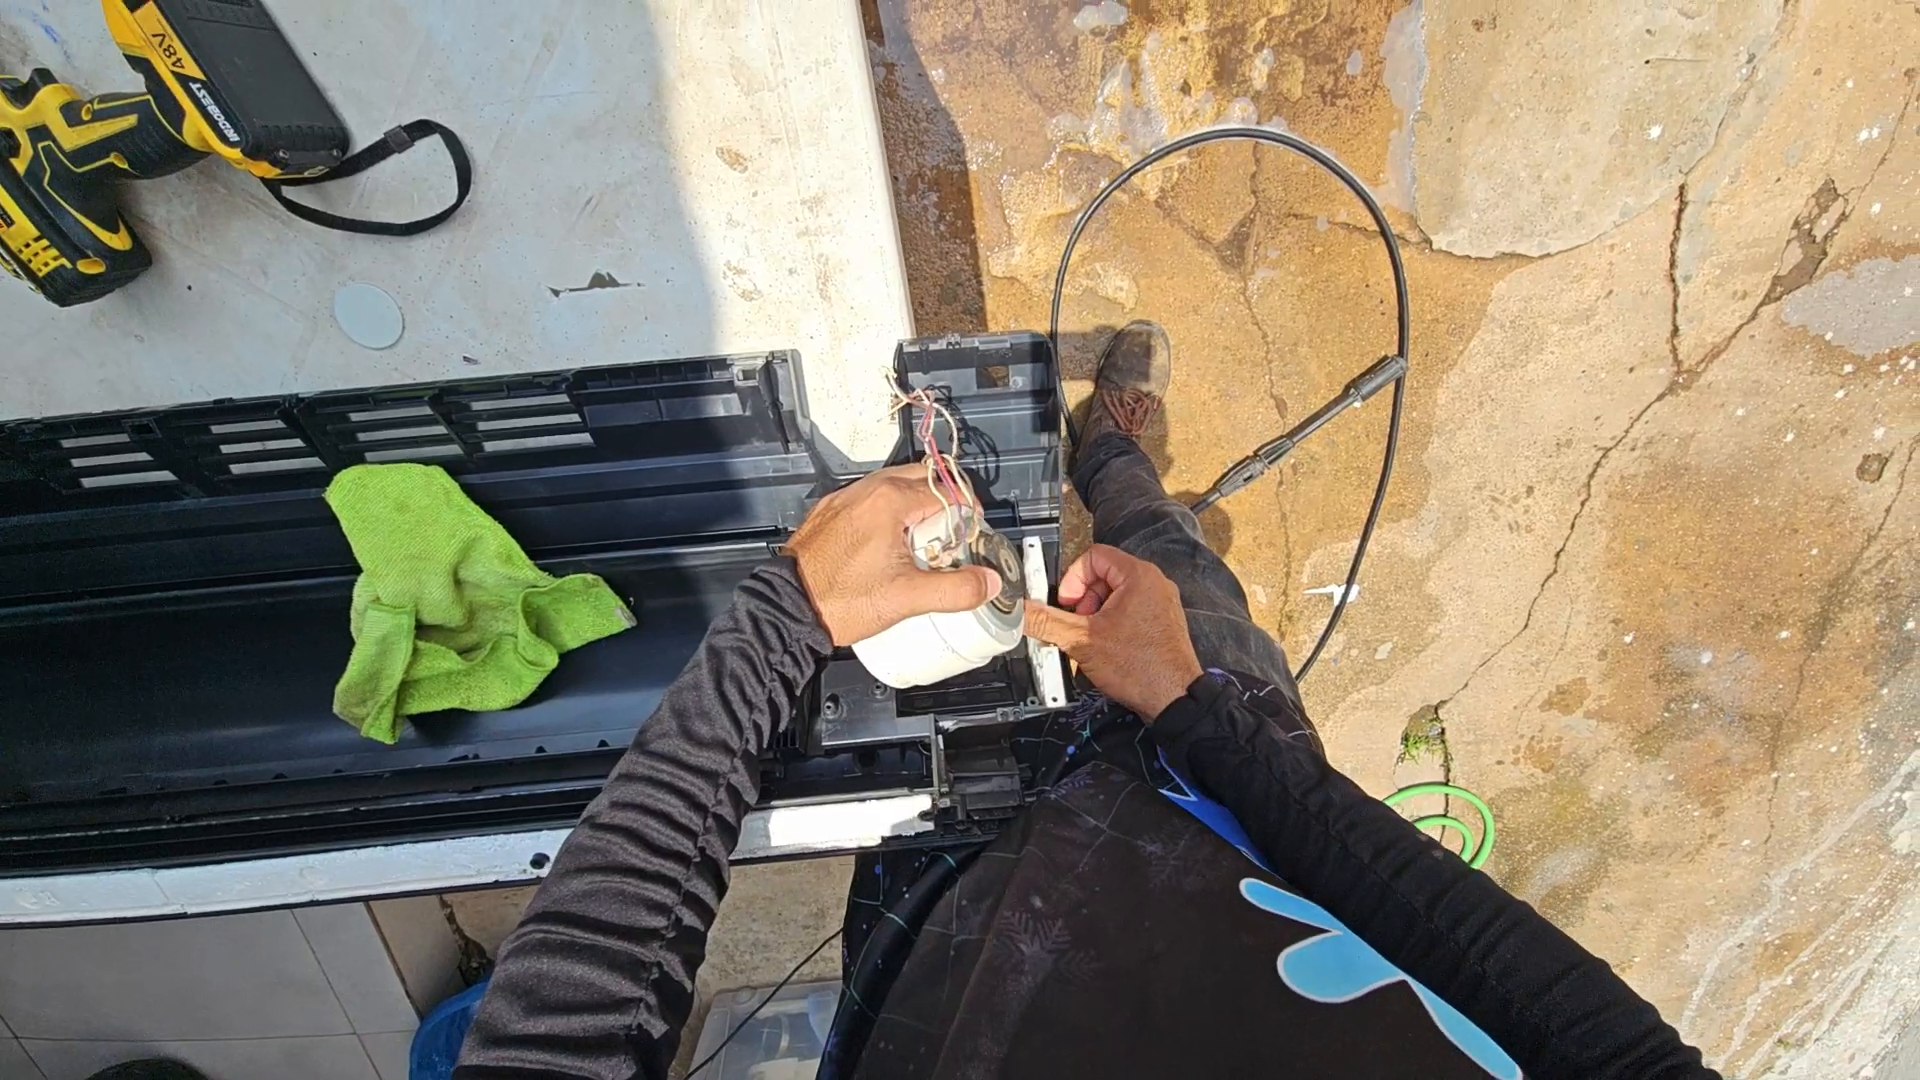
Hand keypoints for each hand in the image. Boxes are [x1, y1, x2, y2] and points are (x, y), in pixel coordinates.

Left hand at [788, 464, 1001, 645]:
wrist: (789, 609)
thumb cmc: (840, 599)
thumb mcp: (908, 599)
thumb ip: (956, 589)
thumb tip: (988, 583)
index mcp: (889, 501)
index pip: (947, 491)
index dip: (968, 511)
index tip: (974, 531)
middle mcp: (866, 491)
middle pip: (922, 480)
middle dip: (945, 502)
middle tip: (954, 534)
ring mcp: (844, 500)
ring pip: (893, 487)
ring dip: (916, 506)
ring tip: (924, 541)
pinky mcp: (829, 513)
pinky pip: (869, 500)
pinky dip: (888, 512)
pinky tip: (890, 544)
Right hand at [1024, 544, 1203, 718]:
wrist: (1174, 700)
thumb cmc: (1139, 668)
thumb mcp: (1081, 641)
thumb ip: (1046, 621)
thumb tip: (1022, 611)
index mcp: (1138, 576)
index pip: (1093, 555)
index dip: (1072, 578)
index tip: (1067, 603)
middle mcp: (1154, 583)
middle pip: (1102, 575)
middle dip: (1083, 599)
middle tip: (1078, 623)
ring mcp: (1160, 602)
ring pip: (1114, 594)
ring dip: (1095, 613)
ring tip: (1091, 639)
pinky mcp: (1161, 621)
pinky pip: (1129, 609)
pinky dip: (1111, 622)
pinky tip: (1106, 647)